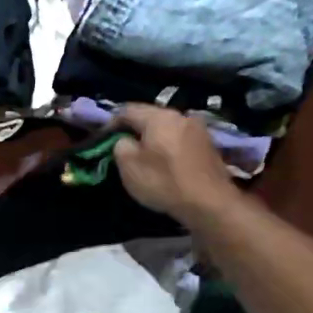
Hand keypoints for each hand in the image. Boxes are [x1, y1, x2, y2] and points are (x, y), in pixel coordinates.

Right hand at [111, 105, 239, 221]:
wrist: (210, 202)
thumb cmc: (164, 182)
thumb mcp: (129, 166)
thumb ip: (120, 146)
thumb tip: (125, 140)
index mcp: (159, 117)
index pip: (128, 109)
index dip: (112, 122)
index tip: (103, 138)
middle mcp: (181, 115)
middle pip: (151, 117)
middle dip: (135, 130)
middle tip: (124, 148)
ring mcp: (199, 129)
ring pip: (168, 129)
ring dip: (154, 140)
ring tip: (146, 157)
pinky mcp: (209, 145)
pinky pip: (181, 140)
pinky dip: (170, 148)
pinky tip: (167, 164)